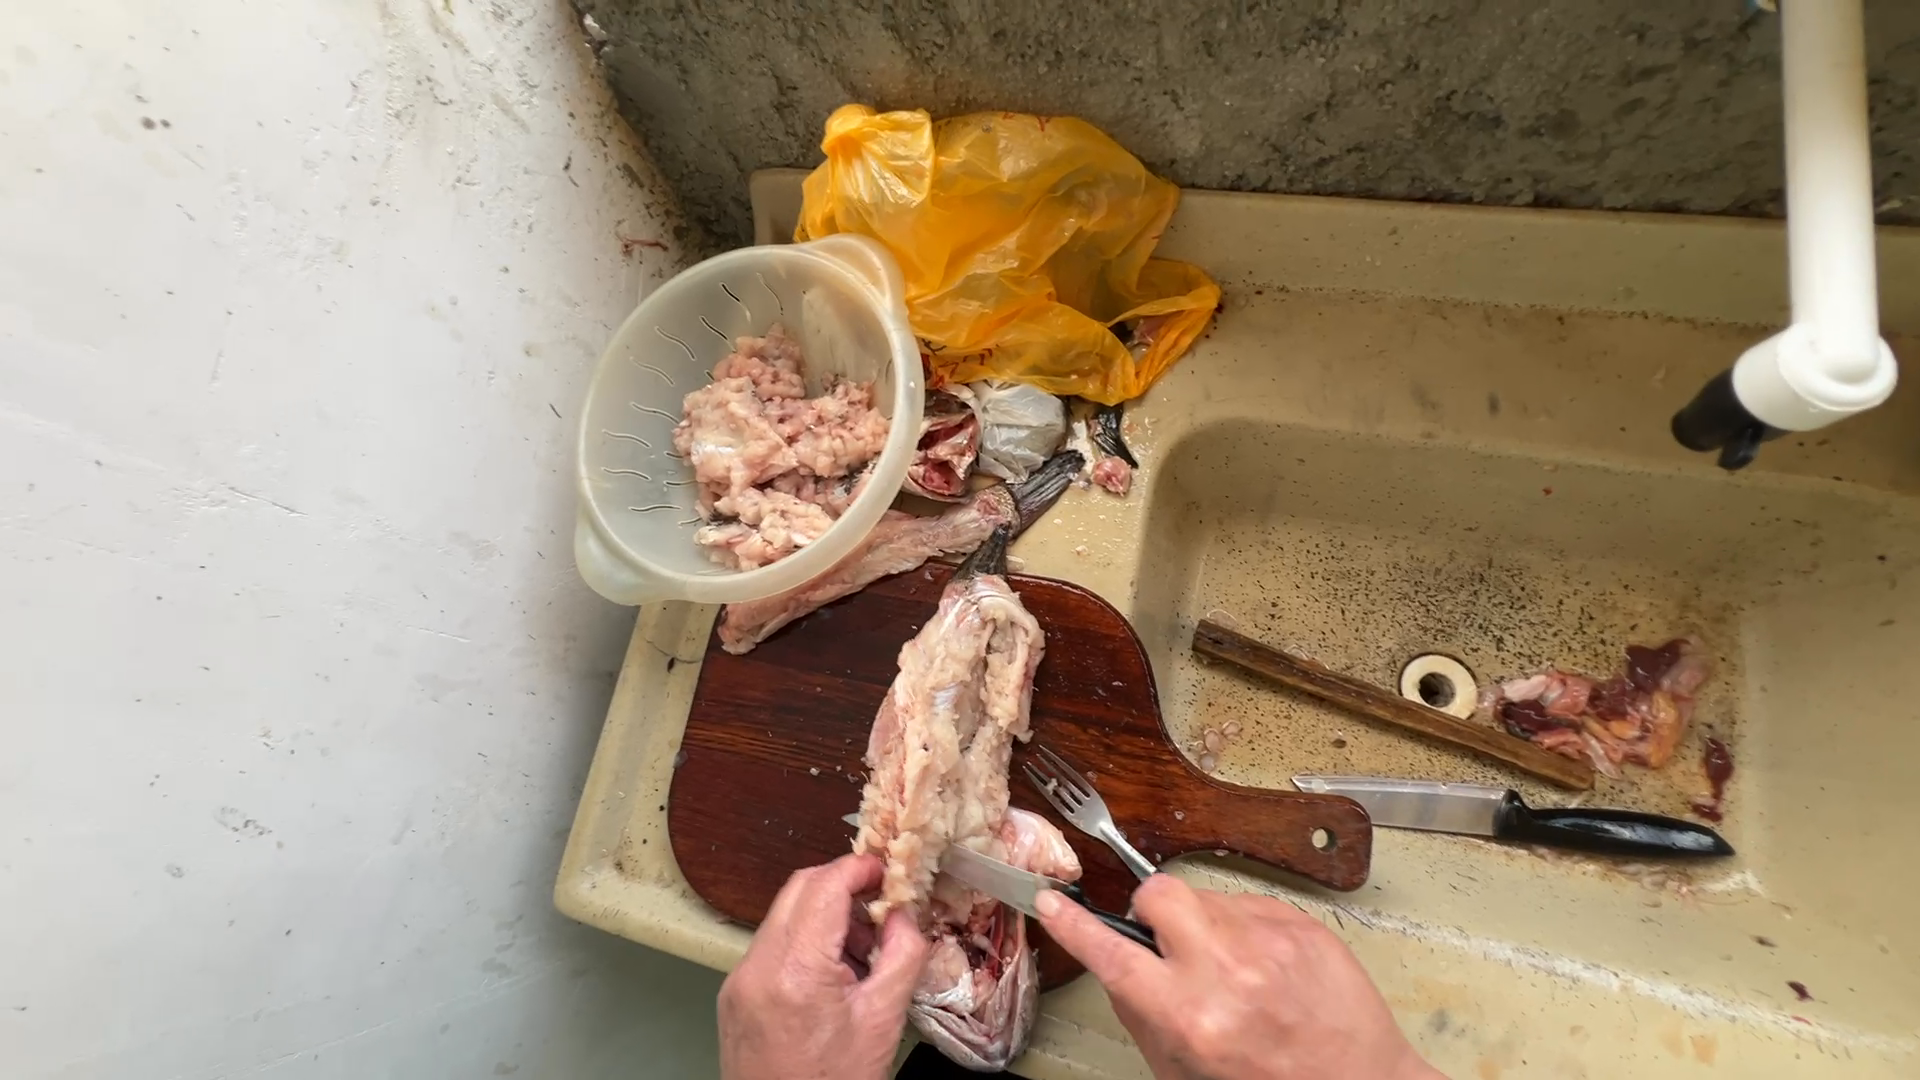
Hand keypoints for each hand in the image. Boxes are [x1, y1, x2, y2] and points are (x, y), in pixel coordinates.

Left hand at [718, 854, 928, 1079]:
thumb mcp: (884, 1019)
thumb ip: (903, 952)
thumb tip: (902, 912)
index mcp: (796, 970)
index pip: (825, 885)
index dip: (859, 868)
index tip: (885, 871)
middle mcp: (757, 966)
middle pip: (800, 887)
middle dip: (842, 884)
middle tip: (877, 901)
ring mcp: (739, 980)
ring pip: (785, 912)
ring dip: (825, 912)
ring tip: (860, 949)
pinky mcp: (733, 995)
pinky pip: (772, 943)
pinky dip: (805, 939)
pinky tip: (832, 972)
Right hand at [1035, 875, 1440, 1079]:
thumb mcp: (1188, 1074)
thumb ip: (1142, 1017)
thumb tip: (1114, 963)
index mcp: (1194, 1018)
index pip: (1114, 956)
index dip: (1075, 925)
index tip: (1051, 901)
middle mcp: (1228, 970)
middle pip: (1158, 894)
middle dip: (1152, 909)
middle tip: (1168, 941)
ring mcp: (1267, 938)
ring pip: (1201, 896)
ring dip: (1201, 923)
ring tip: (1232, 964)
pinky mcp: (1297, 921)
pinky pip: (1244, 903)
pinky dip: (1242, 928)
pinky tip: (1264, 965)